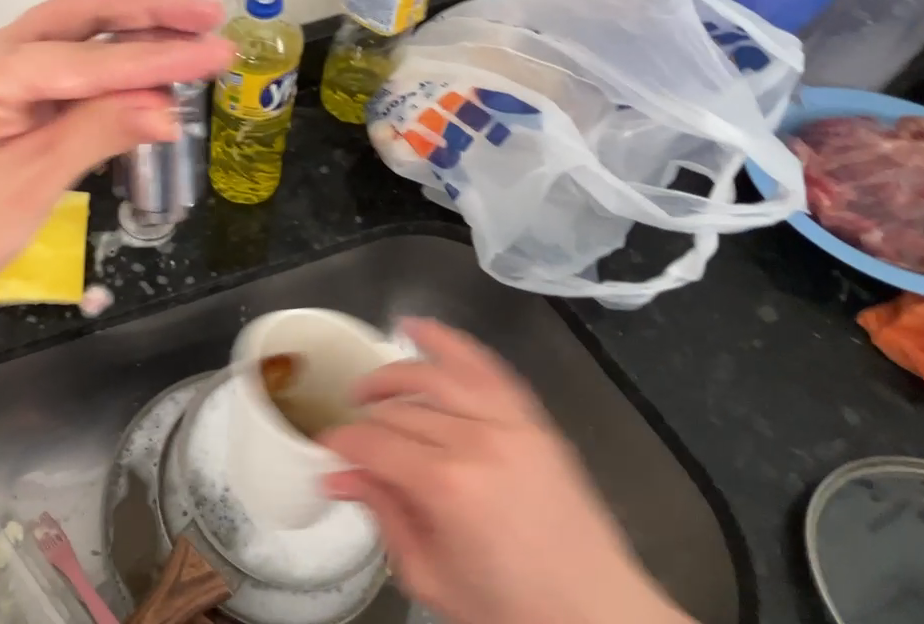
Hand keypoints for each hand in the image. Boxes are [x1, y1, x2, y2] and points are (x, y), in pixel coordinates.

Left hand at [0, 0, 233, 320]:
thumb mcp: (34, 181)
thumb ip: (99, 132)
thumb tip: (169, 107)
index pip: (85, 57)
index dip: (155, 56)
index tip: (215, 52)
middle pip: (79, 16)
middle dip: (147, 12)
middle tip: (208, 16)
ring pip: (75, 34)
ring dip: (134, 32)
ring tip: (194, 34)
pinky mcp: (9, 93)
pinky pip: (67, 65)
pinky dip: (112, 64)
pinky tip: (151, 69)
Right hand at [321, 319, 689, 623]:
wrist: (598, 615)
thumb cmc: (510, 608)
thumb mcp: (428, 575)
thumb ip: (381, 514)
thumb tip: (335, 476)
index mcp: (445, 486)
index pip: (371, 442)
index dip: (340, 443)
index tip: (326, 450)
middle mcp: (476, 442)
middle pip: (398, 411)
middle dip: (364, 422)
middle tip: (354, 441)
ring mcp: (510, 425)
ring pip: (432, 376)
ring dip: (392, 375)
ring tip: (370, 389)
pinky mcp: (534, 421)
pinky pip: (485, 367)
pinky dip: (448, 342)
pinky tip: (418, 328)